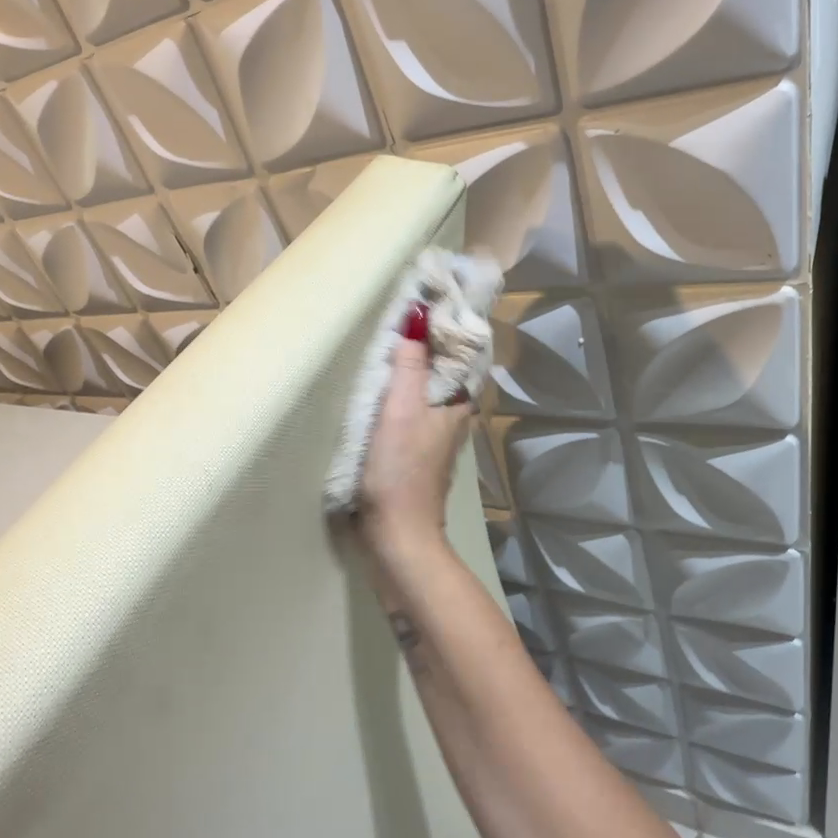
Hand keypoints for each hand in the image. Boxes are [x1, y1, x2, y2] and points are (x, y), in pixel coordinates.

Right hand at [357, 314, 475, 564]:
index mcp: (458, 405)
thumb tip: (416, 318)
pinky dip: (399, 398)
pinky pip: (411, 414)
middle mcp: (453, 420)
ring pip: (425, 394)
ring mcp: (435, 441)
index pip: (458, 354)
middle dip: (425, 348)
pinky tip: (378, 393)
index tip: (420, 302)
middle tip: (397, 319)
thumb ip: (408, 365)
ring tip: (384, 347)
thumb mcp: (401, 410)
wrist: (397, 535)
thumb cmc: (399, 471)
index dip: (443, 327)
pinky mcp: (416, 458)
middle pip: (441, 373)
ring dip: (410, 373)